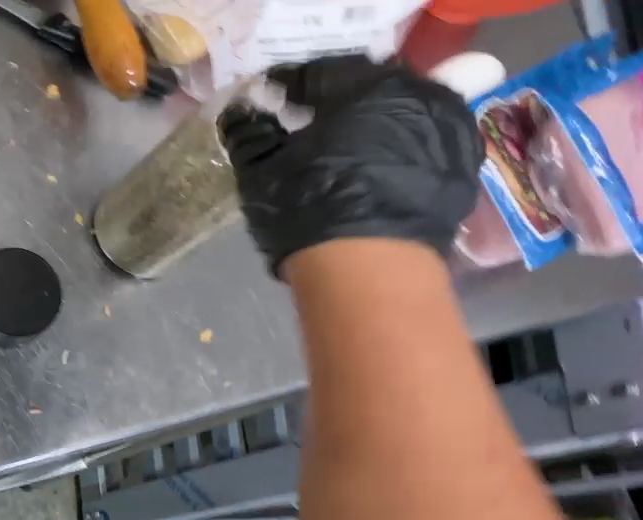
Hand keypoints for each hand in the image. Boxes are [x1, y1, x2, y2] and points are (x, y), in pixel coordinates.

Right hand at [219, 55, 481, 275]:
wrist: (369, 263)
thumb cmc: (307, 207)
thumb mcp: (262, 173)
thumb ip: (250, 137)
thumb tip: (239, 116)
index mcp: (365, 87)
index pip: (320, 73)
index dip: (289, 87)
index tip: (269, 102)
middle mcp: (417, 92)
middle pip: (369, 89)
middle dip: (337, 105)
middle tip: (307, 127)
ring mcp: (448, 126)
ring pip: (400, 114)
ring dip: (371, 127)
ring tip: (341, 154)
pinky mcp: (462, 162)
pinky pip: (421, 144)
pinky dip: (395, 152)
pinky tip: (371, 177)